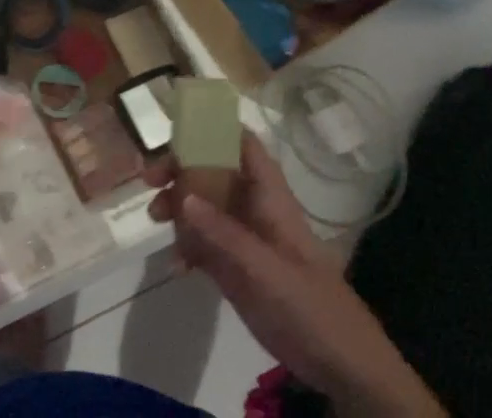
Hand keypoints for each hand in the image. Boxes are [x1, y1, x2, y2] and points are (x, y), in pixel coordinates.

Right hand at [146, 132, 442, 415]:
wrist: (342, 365)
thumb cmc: (313, 307)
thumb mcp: (268, 270)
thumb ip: (225, 234)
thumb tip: (181, 196)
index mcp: (270, 198)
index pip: (244, 145)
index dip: (215, 127)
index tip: (176, 125)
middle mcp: (253, 210)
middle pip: (212, 171)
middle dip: (179, 170)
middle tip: (149, 180)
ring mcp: (243, 240)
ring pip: (201, 206)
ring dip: (176, 207)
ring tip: (155, 222)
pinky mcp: (234, 268)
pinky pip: (201, 243)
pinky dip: (184, 247)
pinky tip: (177, 266)